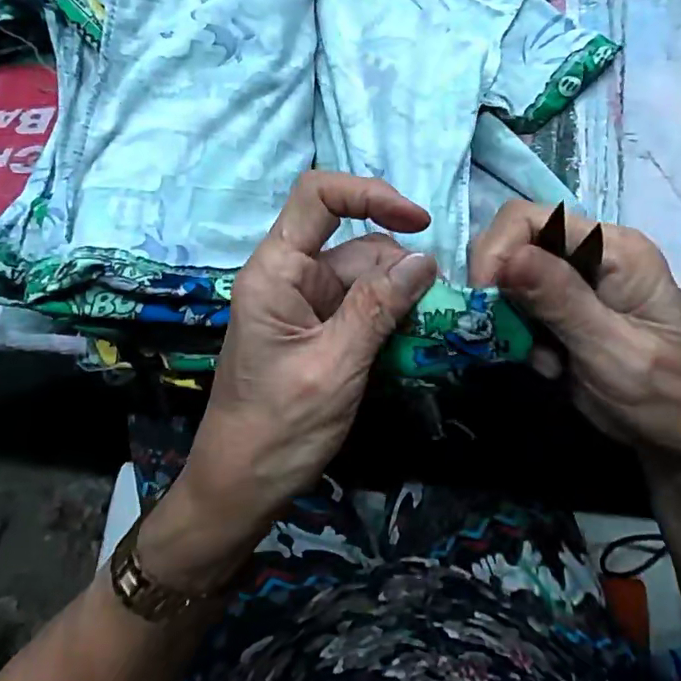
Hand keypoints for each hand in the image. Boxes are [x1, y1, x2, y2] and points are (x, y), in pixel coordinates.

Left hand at [138, 172, 437, 591]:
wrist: (242, 486)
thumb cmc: (277, 429)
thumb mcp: (335, 366)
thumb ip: (378, 308)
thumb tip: (424, 259)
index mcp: (275, 271)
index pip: (317, 196)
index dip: (369, 194)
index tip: (419, 222)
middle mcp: (289, 276)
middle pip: (353, 244)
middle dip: (399, 269)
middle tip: (439, 309)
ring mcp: (303, 304)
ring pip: (364, 278)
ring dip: (400, 299)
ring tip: (430, 333)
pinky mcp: (316, 330)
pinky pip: (361, 308)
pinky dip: (389, 320)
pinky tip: (413, 344)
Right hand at [470, 201, 680, 478]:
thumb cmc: (668, 395)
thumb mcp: (614, 351)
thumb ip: (562, 302)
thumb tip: (509, 256)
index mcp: (615, 249)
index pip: (531, 218)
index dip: (497, 249)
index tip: (484, 297)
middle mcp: (592, 253)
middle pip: (514, 242)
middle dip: (499, 287)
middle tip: (508, 334)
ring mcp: (576, 279)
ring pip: (508, 276)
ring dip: (510, 318)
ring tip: (543, 358)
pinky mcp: (561, 307)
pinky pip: (517, 306)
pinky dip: (519, 335)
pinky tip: (550, 364)